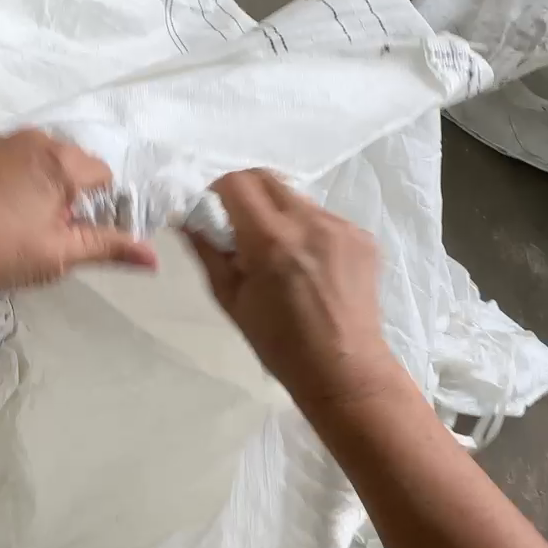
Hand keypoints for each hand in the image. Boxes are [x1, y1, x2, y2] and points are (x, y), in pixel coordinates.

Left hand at [0, 130, 157, 290]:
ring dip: (37, 184)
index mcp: (61, 162)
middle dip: (67, 193)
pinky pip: (5, 159)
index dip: (98, 206)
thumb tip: (153, 256)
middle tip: (43, 230)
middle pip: (70, 163)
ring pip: (37, 159)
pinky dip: (8, 178)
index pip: (103, 175)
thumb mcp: (58, 255)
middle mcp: (33, 139)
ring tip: (14, 221)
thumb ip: (108, 248)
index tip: (75, 231)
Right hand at [188, 170, 401, 410]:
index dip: (216, 190)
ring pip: (294, 196)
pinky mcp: (363, 237)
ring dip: (275, 210)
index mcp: (270, 240)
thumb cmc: (276, 341)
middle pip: (266, 177)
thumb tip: (184, 217)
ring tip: (275, 248)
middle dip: (244, 191)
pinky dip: (304, 227)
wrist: (343, 370)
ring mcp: (341, 228)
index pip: (236, 183)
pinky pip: (321, 215)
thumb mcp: (227, 296)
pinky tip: (305, 261)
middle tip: (237, 221)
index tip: (213, 211)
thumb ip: (206, 249)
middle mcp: (309, 224)